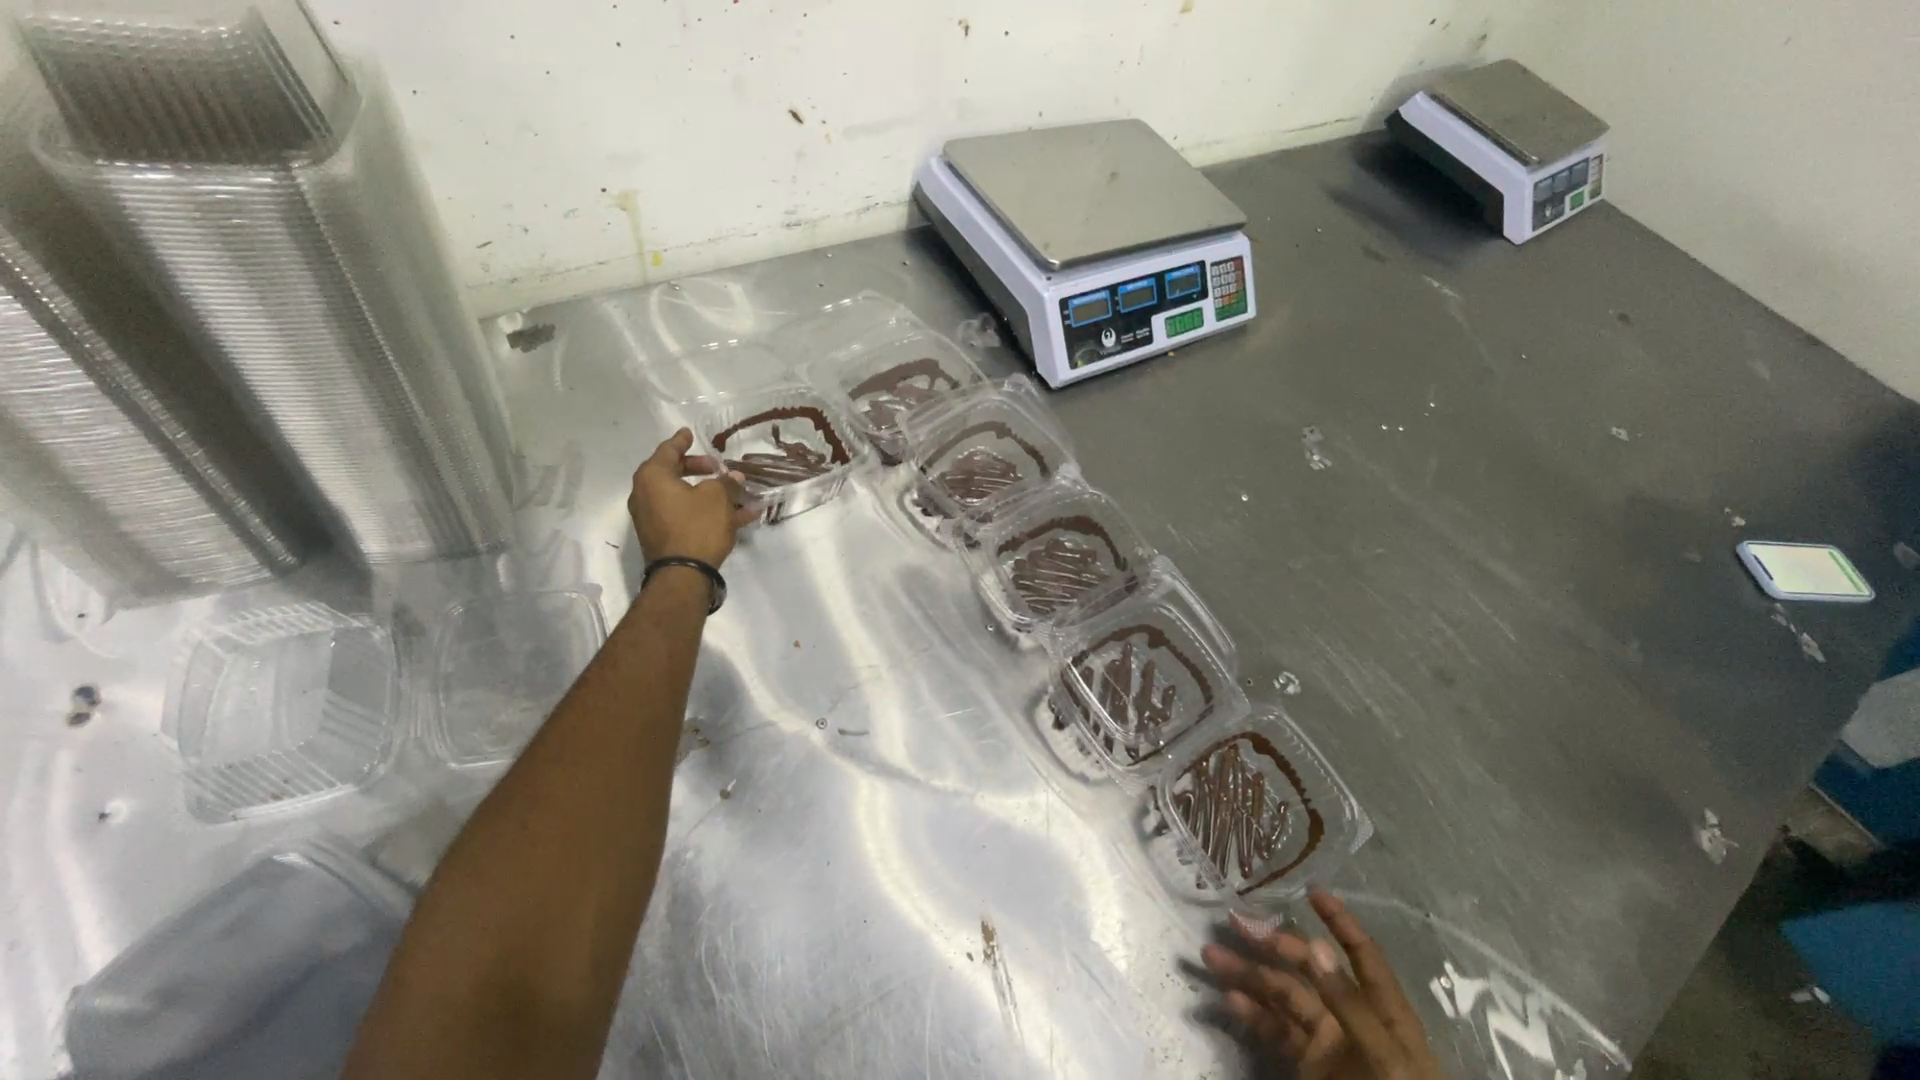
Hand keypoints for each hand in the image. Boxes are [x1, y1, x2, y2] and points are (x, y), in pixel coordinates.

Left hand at [628, 429, 755, 566]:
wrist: (683, 575)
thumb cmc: (697, 526)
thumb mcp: (718, 498)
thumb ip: (727, 482)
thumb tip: (733, 476)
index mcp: (652, 477)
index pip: (668, 450)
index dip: (682, 441)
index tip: (689, 433)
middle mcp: (645, 494)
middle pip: (674, 473)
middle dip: (699, 469)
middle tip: (717, 468)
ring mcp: (652, 517)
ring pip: (685, 497)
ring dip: (710, 494)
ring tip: (738, 495)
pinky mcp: (663, 536)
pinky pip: (686, 516)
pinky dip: (706, 512)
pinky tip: (738, 518)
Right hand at [1202, 889, 1442, 1079]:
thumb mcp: (1386, 1058)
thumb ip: (1350, 1004)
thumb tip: (1316, 946)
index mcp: (1385, 1011)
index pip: (1362, 955)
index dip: (1341, 923)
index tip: (1312, 893)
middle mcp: (1353, 1018)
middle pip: (1311, 970)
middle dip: (1274, 944)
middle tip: (1235, 924)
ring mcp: (1328, 1043)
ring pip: (1283, 997)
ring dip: (1249, 976)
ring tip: (1212, 957)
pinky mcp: (1307, 1066)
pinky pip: (1275, 1032)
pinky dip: (1252, 1015)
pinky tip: (1229, 1000)